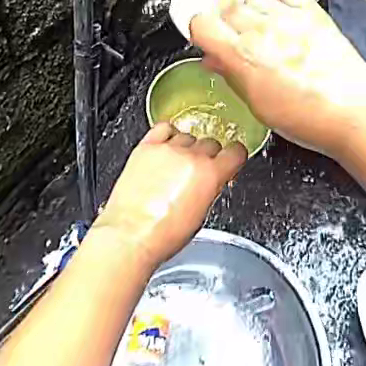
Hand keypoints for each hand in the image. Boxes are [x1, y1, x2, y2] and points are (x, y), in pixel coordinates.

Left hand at [92, 124, 246, 269]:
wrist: (129, 237)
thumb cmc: (163, 235)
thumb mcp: (202, 214)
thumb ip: (212, 187)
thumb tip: (213, 180)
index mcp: (211, 174)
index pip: (236, 151)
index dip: (234, 156)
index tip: (229, 159)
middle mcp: (192, 156)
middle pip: (211, 142)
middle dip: (207, 156)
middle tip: (196, 172)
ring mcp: (168, 150)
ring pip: (187, 136)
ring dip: (185, 148)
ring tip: (174, 166)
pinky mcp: (146, 147)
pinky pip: (164, 128)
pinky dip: (167, 135)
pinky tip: (165, 148)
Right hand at [190, 0, 365, 155]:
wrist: (354, 112)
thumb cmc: (310, 117)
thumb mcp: (258, 105)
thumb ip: (232, 75)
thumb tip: (216, 61)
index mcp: (242, 56)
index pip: (201, 23)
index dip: (201, 30)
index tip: (208, 38)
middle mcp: (263, 30)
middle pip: (227, 6)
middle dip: (225, 20)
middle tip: (235, 37)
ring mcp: (289, 18)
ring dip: (252, 9)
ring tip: (262, 29)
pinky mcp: (312, 12)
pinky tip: (282, 12)